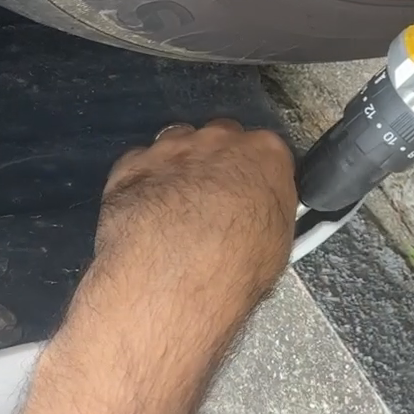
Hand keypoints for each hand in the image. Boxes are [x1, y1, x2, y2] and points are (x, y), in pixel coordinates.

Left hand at [94, 119, 295, 298]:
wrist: (174, 277)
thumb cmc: (233, 262)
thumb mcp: (278, 239)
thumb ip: (270, 207)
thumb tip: (262, 216)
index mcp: (266, 153)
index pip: (267, 150)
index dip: (257, 172)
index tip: (252, 190)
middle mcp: (222, 141)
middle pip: (222, 136)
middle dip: (218, 160)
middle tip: (213, 197)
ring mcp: (176, 148)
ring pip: (178, 141)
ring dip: (179, 164)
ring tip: (176, 204)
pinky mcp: (134, 164)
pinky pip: (138, 161)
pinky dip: (142, 180)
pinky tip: (145, 208)